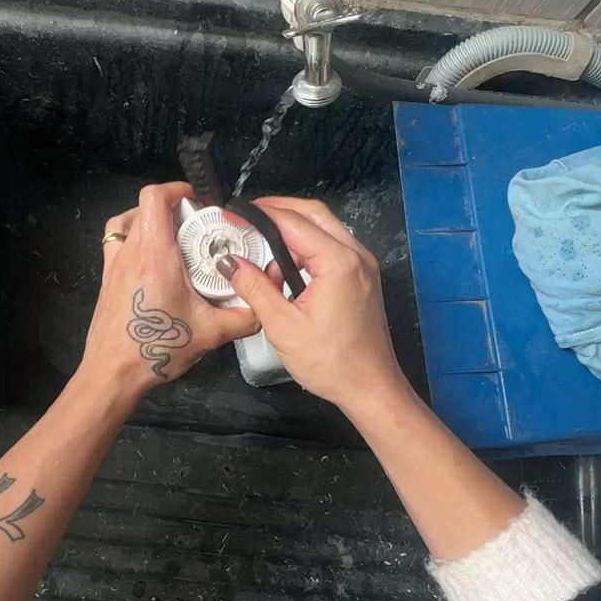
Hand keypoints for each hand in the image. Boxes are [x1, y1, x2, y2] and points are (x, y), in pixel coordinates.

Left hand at [81, 182, 259, 392]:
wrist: (112, 373)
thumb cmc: (156, 348)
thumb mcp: (211, 333)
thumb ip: (245, 317)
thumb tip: (265, 306)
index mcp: (155, 254)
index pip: (155, 197)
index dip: (177, 189)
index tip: (199, 200)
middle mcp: (130, 252)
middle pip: (145, 207)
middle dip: (173, 208)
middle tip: (196, 227)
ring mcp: (114, 264)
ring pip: (126, 222)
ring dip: (149, 220)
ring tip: (172, 238)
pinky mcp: (107, 279)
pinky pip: (116, 243)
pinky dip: (132, 238)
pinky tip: (151, 260)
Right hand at [217, 196, 408, 410]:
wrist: (370, 389)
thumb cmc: (333, 363)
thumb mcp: (282, 326)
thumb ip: (254, 288)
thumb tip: (231, 263)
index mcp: (339, 263)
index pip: (293, 222)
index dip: (259, 214)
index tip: (233, 213)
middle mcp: (356, 257)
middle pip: (313, 215)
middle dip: (277, 212)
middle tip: (246, 219)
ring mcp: (362, 267)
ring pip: (323, 231)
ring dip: (291, 237)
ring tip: (263, 262)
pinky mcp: (361, 279)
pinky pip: (331, 250)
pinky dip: (305, 253)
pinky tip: (285, 277)